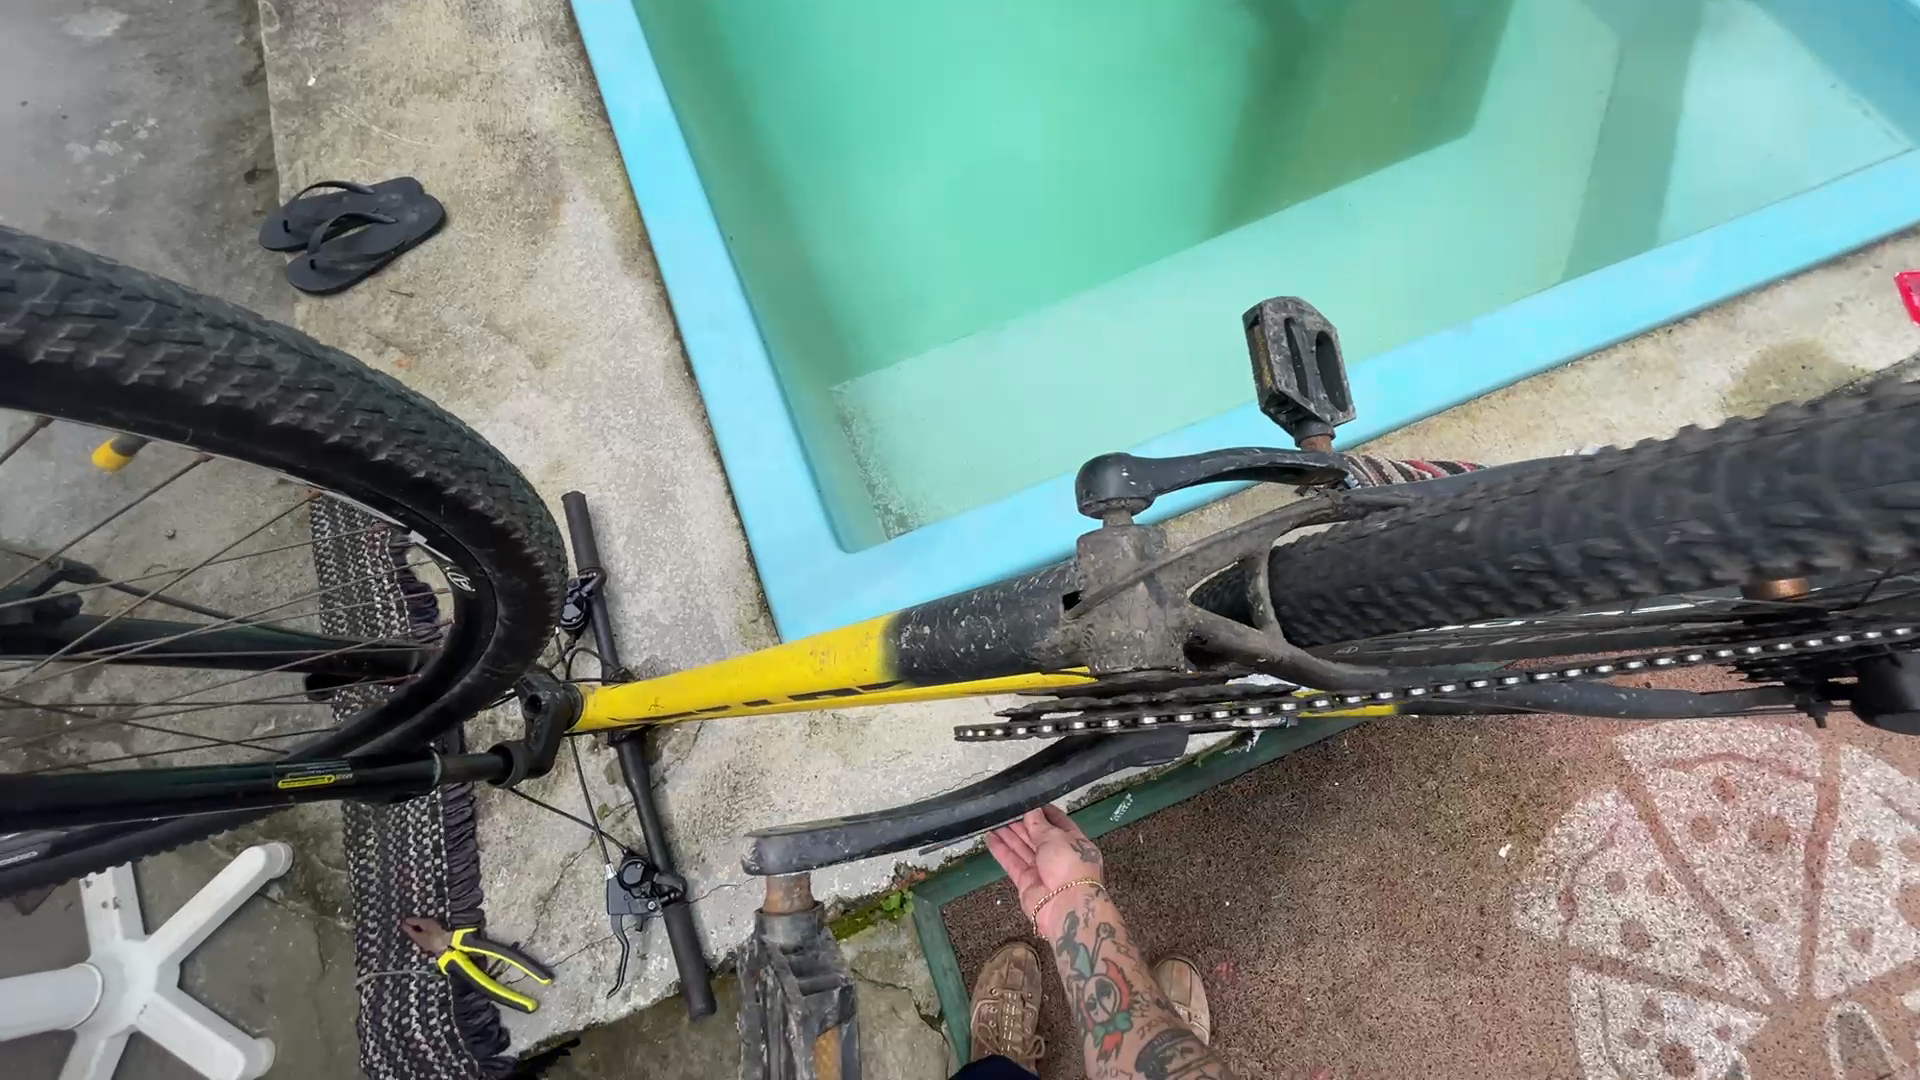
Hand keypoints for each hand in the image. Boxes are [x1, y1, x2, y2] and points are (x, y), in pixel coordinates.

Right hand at [986, 804, 1104, 938]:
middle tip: (1007, 809)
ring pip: (1023, 848)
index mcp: (1075, 843)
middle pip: (1038, 836)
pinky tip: (990, 837)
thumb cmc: (1069, 866)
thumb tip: (1031, 810)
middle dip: (1023, 823)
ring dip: (1009, 834)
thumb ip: (1039, 824)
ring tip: (994, 819)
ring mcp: (1042, 870)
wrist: (1066, 907)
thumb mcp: (1056, 837)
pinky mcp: (1026, 883)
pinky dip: (1001, 850)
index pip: (1059, 823)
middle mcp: (1059, 857)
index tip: (1029, 801)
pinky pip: (1012, 862)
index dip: (1044, 812)